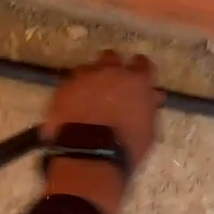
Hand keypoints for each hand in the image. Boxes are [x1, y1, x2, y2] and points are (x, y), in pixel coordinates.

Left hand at [42, 50, 164, 213]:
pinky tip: (73, 107)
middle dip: (112, 67)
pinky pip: (68, 85)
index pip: (142, 63)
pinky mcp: (62, 90)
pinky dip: (72, 93)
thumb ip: (148, 107)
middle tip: (112, 84)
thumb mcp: (148, 128)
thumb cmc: (127, 146)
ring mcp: (83, 79)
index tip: (139, 79)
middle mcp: (109, 72)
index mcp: (136, 80)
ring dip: (90, 78)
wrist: (89, 155)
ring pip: (86, 69)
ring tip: (89, 96)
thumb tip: (152, 96)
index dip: (140, 71)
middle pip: (111, 58)